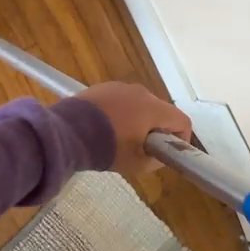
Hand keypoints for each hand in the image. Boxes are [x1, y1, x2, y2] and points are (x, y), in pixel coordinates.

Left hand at [72, 82, 191, 176]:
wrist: (67, 131)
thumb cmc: (106, 148)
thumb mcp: (136, 163)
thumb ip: (156, 159)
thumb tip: (160, 154)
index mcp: (153, 108)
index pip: (182, 121)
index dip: (181, 139)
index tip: (168, 152)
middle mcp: (140, 92)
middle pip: (160, 111)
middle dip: (156, 130)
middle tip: (142, 149)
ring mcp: (119, 87)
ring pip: (139, 105)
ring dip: (137, 120)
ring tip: (120, 139)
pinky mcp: (101, 87)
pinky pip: (120, 101)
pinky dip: (119, 113)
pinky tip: (105, 128)